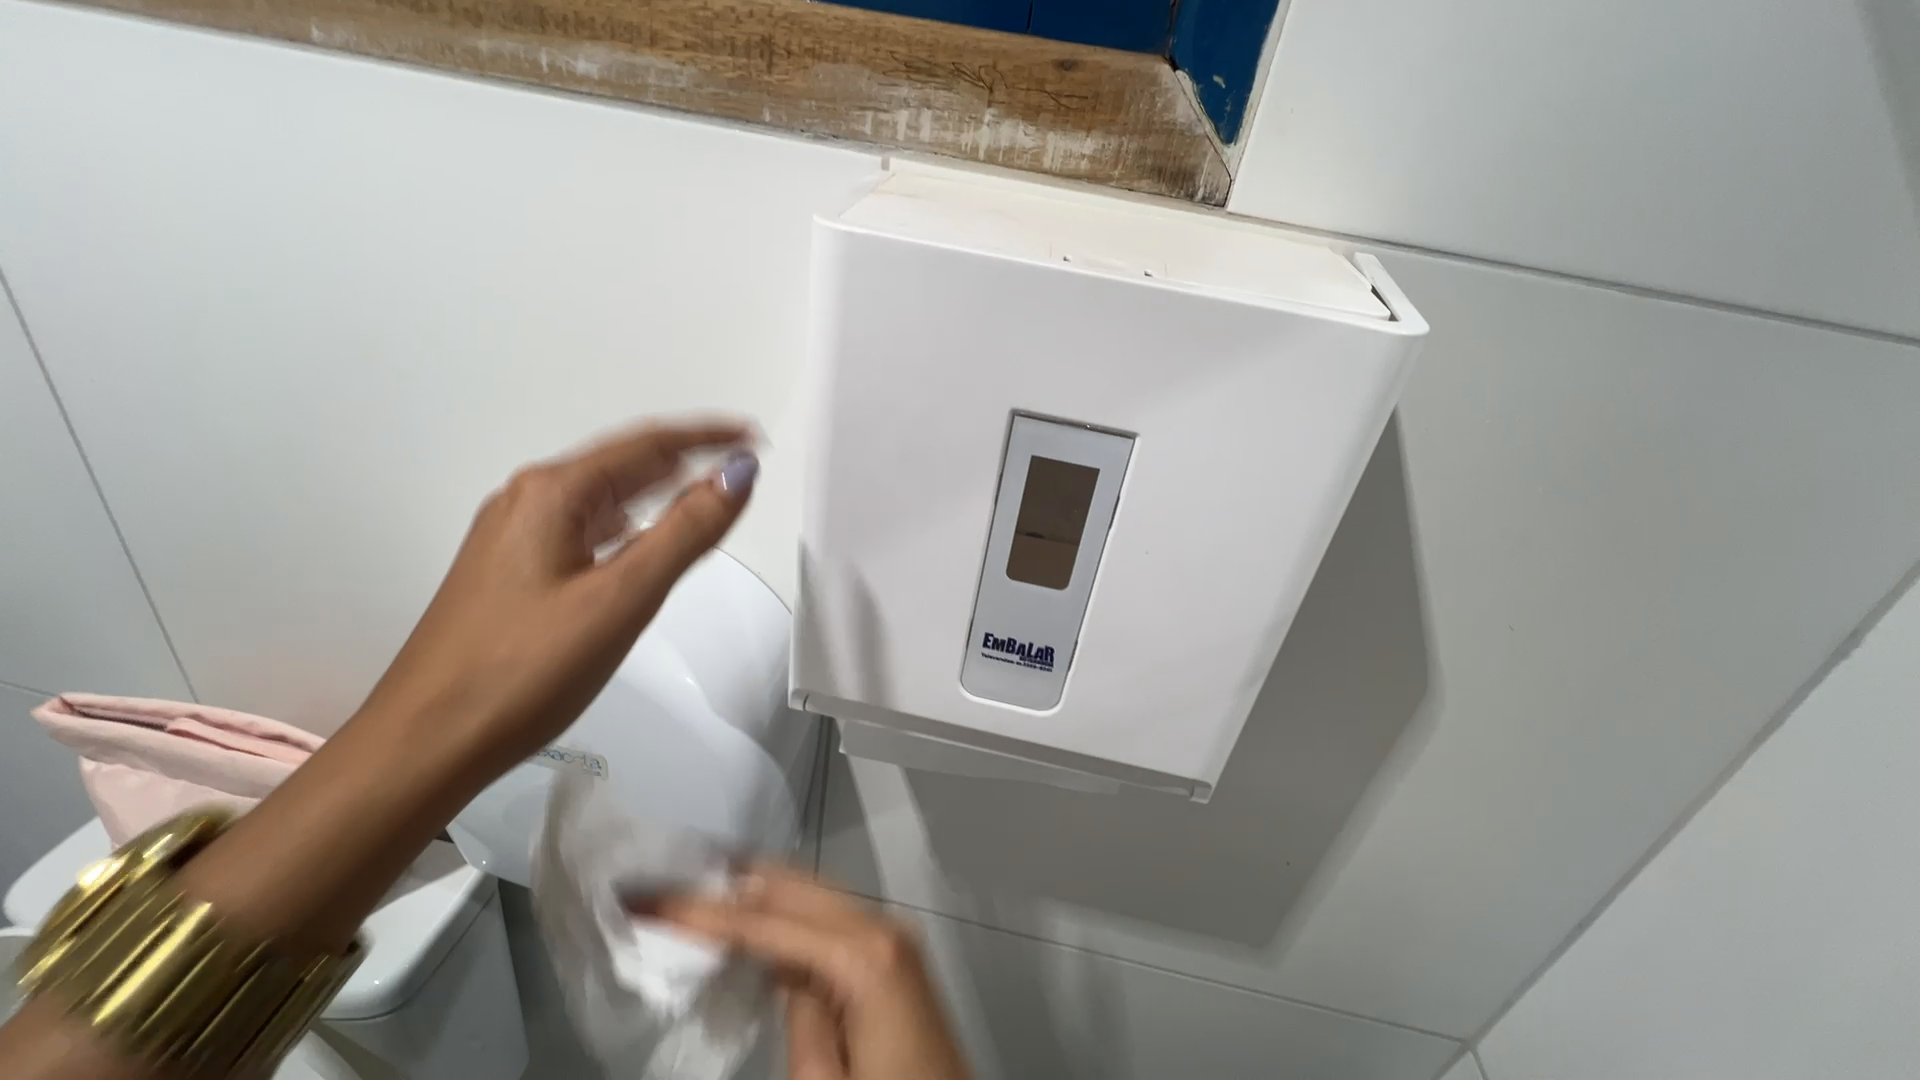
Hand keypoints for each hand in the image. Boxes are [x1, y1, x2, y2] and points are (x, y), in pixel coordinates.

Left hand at [360, 419, 756, 778]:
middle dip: (684, 460)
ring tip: (705, 495)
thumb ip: (686, 532)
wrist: (427, 740)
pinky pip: (584, 530)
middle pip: (622, 465)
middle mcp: (528, 502)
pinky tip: (644, 543)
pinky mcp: (511, 572)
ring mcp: (514, 538)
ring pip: (602, 499)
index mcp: (553, 494)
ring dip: (657, 492)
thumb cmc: (527, 668)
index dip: (705, 437)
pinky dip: (628, 525)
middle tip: (739, 465)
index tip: (753, 436)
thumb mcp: (622, 597)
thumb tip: (740, 472)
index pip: (646, 446)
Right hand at [660, 865, 970, 1079]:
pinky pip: (831, 917)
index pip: (766, 922)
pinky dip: (789, 912)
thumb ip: (798, 1008)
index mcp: (864, 956)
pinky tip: (756, 917)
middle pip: (793, 886)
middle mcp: (882, 927)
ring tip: (699, 891)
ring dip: (757, 891)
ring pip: (813, 893)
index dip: (701, 911)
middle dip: (728, 882)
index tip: (646, 898)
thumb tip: (783, 962)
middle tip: (666, 882)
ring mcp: (894, 935)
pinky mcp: (894, 952)